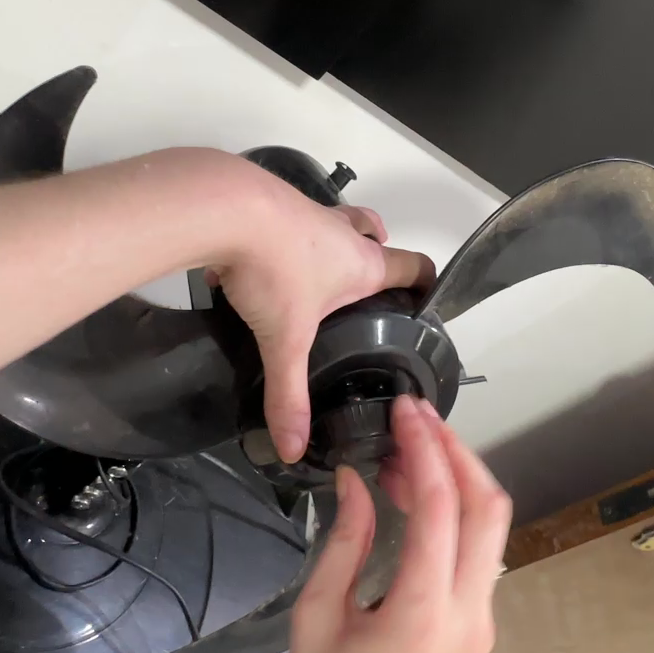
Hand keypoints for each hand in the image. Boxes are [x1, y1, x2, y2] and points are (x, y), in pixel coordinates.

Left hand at [213, 167, 434, 461]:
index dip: (426, 281)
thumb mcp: (285, 340)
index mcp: (362, 264)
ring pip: (335, 222)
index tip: (425, 300)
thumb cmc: (274, 271)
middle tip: (365, 285)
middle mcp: (343, 233)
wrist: (228, 208)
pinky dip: (284, 239)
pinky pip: (290, 220)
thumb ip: (289, 394)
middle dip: (378, 253)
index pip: (413, 266)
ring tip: (312, 275)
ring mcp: (309, 212)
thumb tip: (292, 449)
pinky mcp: (275, 203)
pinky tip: (257, 265)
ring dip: (332, 241)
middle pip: (376, 233)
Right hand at [286, 396, 511, 652]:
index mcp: (422, 613)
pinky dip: (457, 507)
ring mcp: (481, 622)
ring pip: (492, 526)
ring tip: (412, 447)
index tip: (405, 412)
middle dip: (457, 449)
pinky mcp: (476, 626)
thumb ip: (343, 542)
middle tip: (418, 417)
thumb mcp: (317, 619)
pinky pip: (480, 549)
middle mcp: (467, 614)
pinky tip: (419, 492)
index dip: (424, 447)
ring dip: (459, 475)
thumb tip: (356, 481)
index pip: (439, 507)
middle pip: (488, 507)